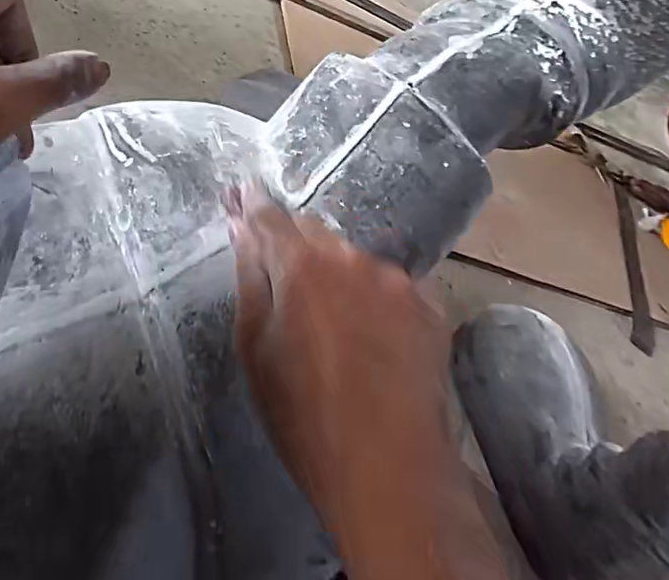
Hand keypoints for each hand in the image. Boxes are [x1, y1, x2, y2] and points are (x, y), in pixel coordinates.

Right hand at [228, 185, 488, 576]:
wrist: (391, 477)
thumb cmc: (303, 415)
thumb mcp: (254, 346)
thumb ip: (249, 277)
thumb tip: (241, 228)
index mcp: (302, 265)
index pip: (268, 214)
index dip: (249, 201)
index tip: (237, 193)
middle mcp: (352, 259)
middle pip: (311, 230)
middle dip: (290, 239)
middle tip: (277, 267)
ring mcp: (398, 281)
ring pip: (350, 254)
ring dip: (331, 266)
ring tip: (324, 309)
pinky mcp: (431, 307)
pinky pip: (387, 281)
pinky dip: (368, 290)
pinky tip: (364, 325)